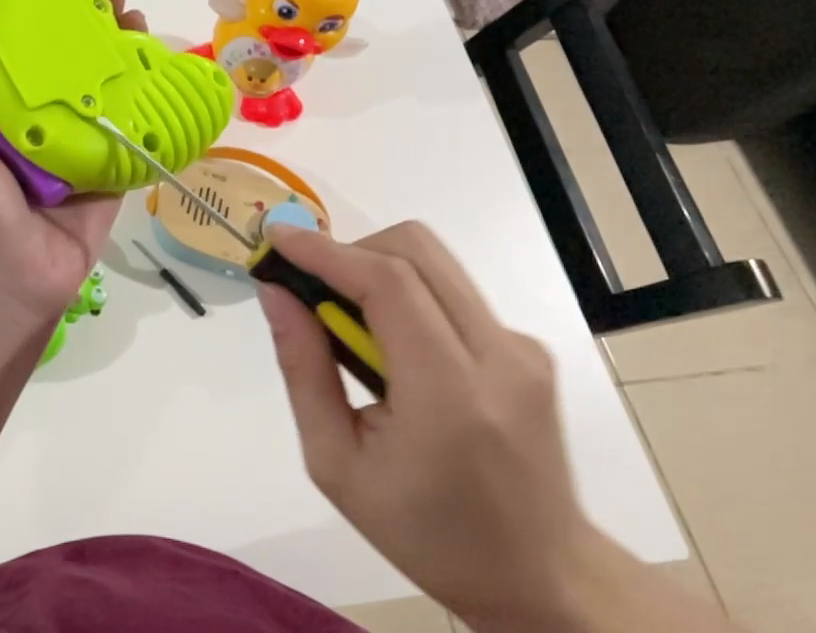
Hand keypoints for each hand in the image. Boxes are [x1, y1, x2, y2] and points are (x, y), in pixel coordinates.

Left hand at [0, 0, 145, 337]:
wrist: (4, 276)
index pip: (4, 37)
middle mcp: (26, 113)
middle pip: (57, 52)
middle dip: (82, 15)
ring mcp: (70, 138)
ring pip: (96, 79)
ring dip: (117, 43)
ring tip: (132, 12)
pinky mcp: (106, 163)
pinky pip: (127, 119)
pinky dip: (145, 89)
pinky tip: (159, 58)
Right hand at [257, 222, 596, 630]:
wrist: (540, 575)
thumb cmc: (424, 532)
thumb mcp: (336, 464)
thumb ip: (304, 370)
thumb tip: (275, 294)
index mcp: (449, 393)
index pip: (388, 282)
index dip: (326, 250)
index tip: (275, 239)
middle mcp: (499, 354)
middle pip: (417, 250)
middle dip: (351, 251)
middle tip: (309, 288)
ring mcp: (522, 348)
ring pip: (436, 263)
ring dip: (377, 270)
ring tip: (344, 324)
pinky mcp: (528, 350)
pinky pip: (452, 293)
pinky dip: (406, 296)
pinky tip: (390, 351)